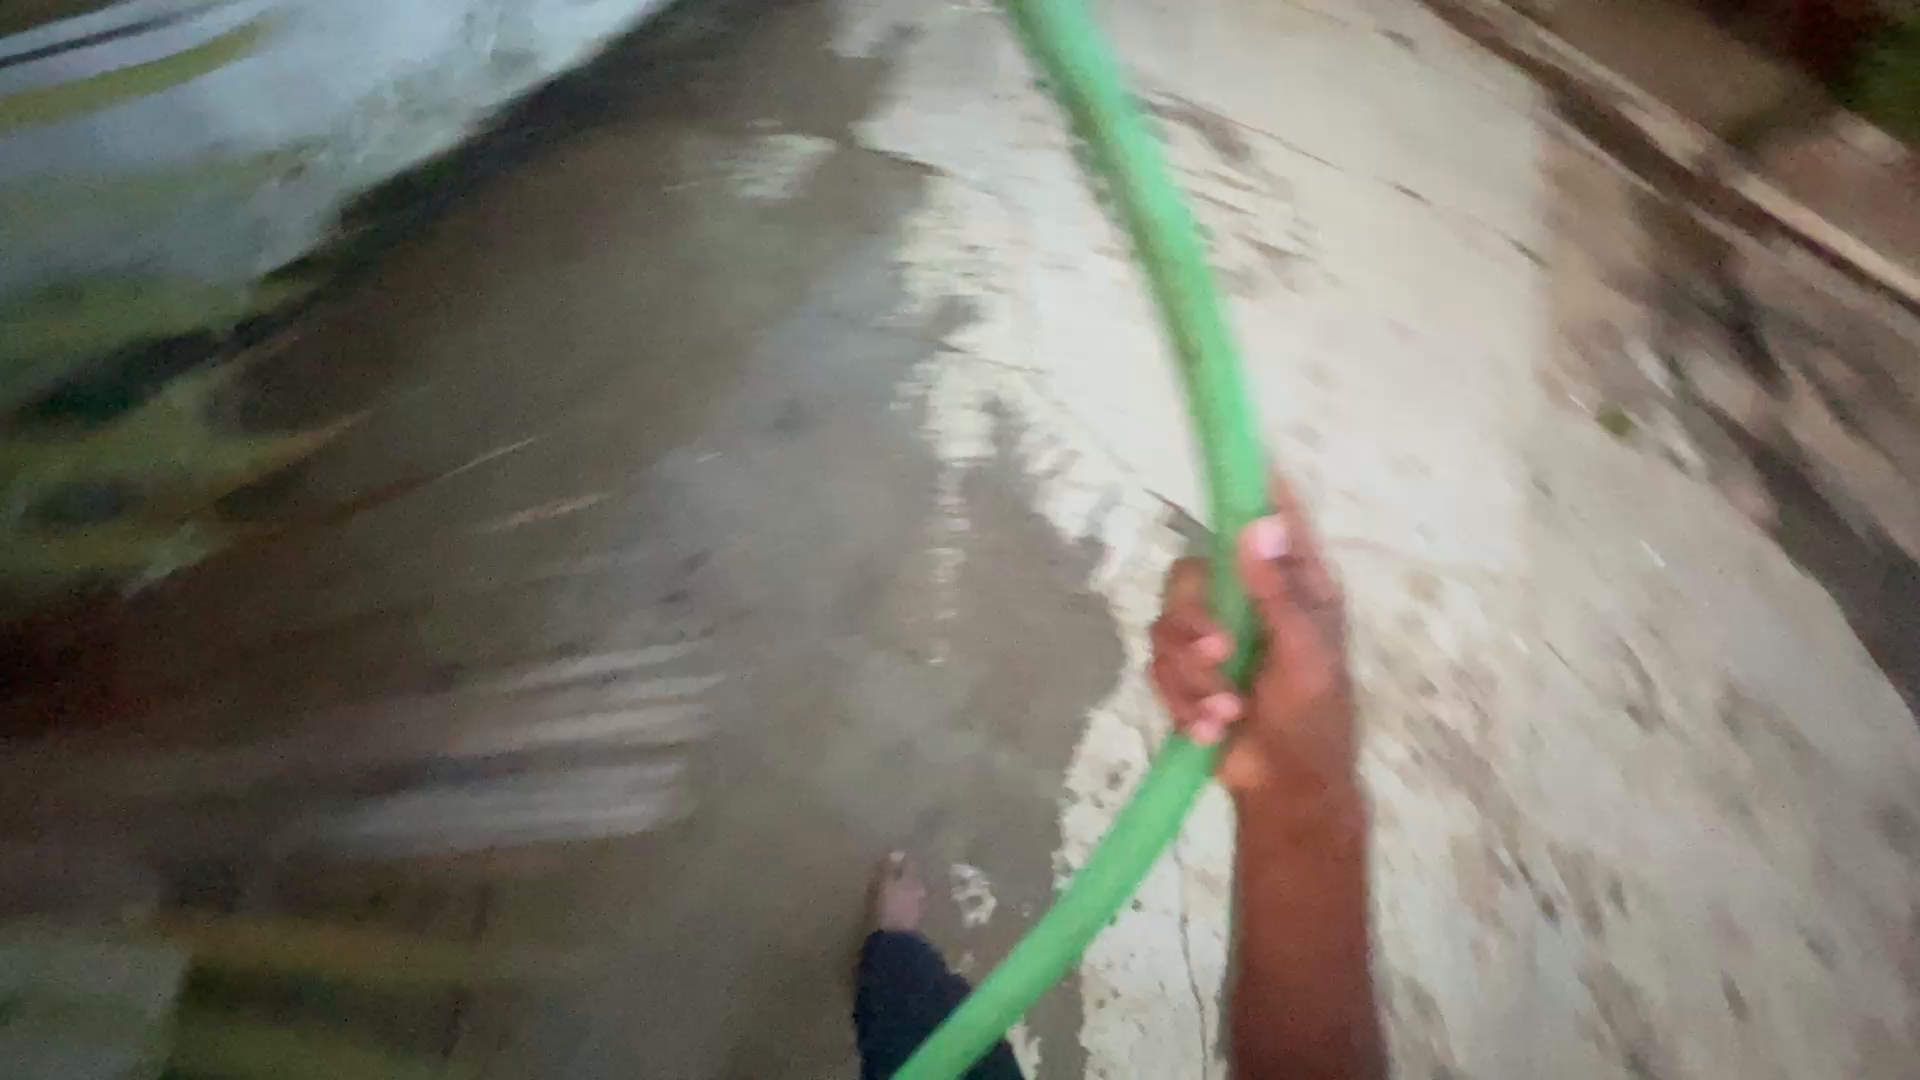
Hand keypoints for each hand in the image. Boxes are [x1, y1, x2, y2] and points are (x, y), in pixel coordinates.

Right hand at [1149, 473, 1355, 800]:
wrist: (1282, 789)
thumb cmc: (1315, 719)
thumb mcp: (1306, 657)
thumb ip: (1279, 594)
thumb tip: (1257, 525)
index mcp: (1292, 586)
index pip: (1272, 520)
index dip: (1255, 487)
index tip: (1242, 455)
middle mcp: (1246, 598)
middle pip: (1191, 572)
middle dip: (1195, 622)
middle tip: (1217, 656)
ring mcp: (1211, 634)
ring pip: (1167, 624)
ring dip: (1190, 676)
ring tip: (1222, 714)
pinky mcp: (1183, 669)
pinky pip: (1157, 665)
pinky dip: (1181, 701)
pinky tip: (1209, 729)